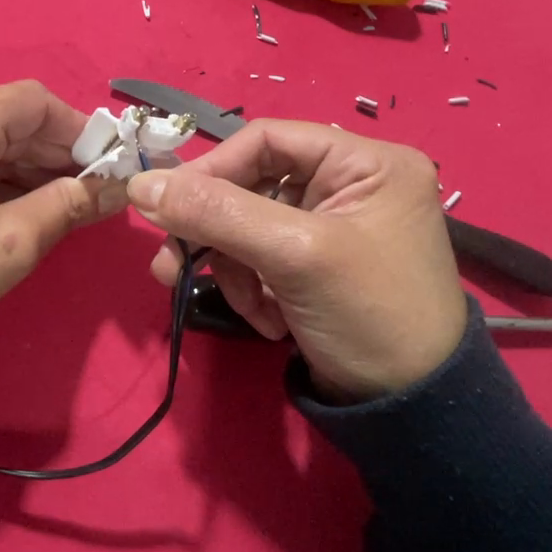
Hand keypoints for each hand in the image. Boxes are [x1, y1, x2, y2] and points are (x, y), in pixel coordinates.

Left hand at [0, 81, 125, 299]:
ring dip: (26, 164)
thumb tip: (118, 189)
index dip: (75, 128)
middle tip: (93, 186)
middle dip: (53, 151)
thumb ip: (69, 205)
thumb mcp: (11, 245)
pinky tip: (27, 199)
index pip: (28, 103)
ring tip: (66, 199)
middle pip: (4, 118)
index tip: (108, 160)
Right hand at [127, 120, 466, 401]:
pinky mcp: (317, 264)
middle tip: (170, 267)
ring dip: (233, 268)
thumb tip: (138, 184)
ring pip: (248, 225)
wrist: (412, 412)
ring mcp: (333, 226)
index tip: (166, 208)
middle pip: (251, 185)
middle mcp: (351, 183)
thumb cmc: (368, 315)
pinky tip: (269, 319)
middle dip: (215, 231)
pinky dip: (252, 287)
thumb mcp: (292, 256)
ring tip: (247, 308)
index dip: (211, 169)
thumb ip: (215, 212)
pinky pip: (260, 257)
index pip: (264, 139)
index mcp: (366, 162)